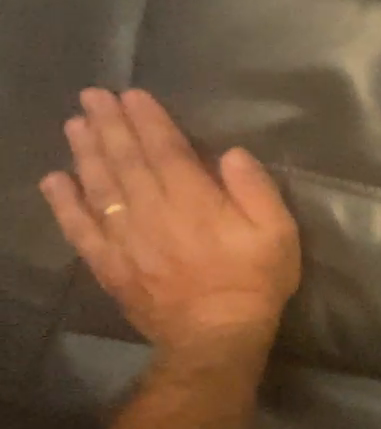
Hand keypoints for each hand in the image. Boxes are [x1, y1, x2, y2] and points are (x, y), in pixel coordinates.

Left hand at [39, 89, 300, 359]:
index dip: (149, 123)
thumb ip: (254, 190)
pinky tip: (55, 180)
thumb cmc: (257, 276)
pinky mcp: (109, 262)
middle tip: (91, 97)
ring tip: (75, 125)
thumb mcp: (277, 230)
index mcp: (195, 202)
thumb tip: (231, 154)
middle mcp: (152, 213)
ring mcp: (124, 238)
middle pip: (126, 163)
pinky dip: (64, 202)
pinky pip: (78, 227)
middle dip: (110, 128)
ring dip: (85, 154)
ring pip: (98, 188)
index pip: (166, 152)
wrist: (216, 332)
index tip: (133, 96)